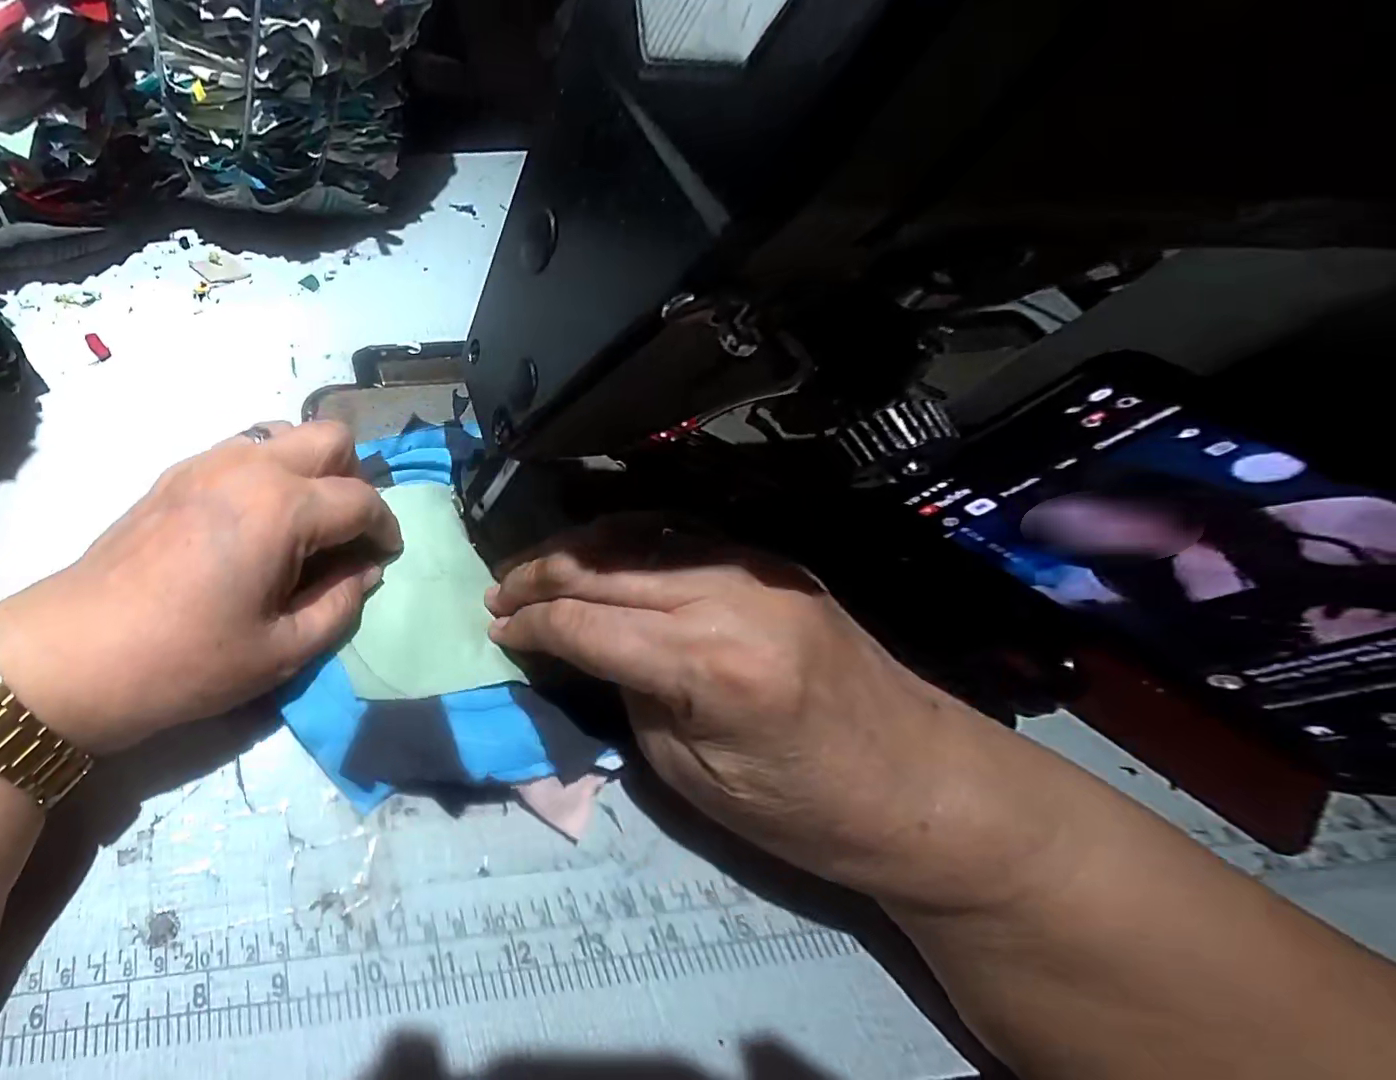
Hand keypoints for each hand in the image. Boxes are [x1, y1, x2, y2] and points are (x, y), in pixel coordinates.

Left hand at [0, 421, 399, 754]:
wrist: (74, 655)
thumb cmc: (186, 661)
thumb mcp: (281, 650)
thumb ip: (340, 604)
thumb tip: (366, 570)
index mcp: (282, 508)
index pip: (361, 499)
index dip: (386, 527)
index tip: (386, 556)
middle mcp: (250, 466)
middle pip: (331, 437)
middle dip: (354, 478)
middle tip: (345, 532)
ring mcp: (207, 460)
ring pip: (285, 433)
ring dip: (311, 468)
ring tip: (303, 523)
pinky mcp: (176, 471)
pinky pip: (244, 448)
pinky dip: (270, 471)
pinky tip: (255, 522)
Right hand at [486, 517, 1064, 912]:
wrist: (927, 790)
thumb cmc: (803, 810)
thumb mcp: (690, 772)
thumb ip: (630, 692)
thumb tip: (582, 647)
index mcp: (708, 664)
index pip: (585, 624)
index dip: (529, 625)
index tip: (494, 629)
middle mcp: (728, 595)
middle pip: (602, 568)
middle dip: (537, 578)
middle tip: (495, 592)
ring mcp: (754, 568)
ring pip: (635, 537)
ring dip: (573, 549)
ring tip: (530, 569)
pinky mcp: (770, 562)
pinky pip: (677, 537)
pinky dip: (623, 541)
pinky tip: (595, 553)